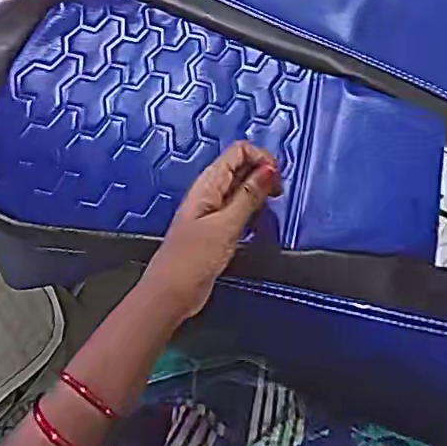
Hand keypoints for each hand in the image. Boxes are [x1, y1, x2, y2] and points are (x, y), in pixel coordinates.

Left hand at [140, 142, 281, 321]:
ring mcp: (213, 208)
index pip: (239, 151)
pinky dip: (252, 211)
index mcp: (209, 183)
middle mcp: (210, 191)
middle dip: (264, 175)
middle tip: (276, 197)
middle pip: (242, 166)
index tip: (276, 181)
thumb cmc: (192, 260)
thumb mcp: (226, 225)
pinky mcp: (217, 227)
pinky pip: (240, 207)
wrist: (171, 294)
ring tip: (268, 213)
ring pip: (242, 187)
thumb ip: (249, 196)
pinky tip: (258, 225)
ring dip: (259, 194)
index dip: (262, 159)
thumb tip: (269, 169)